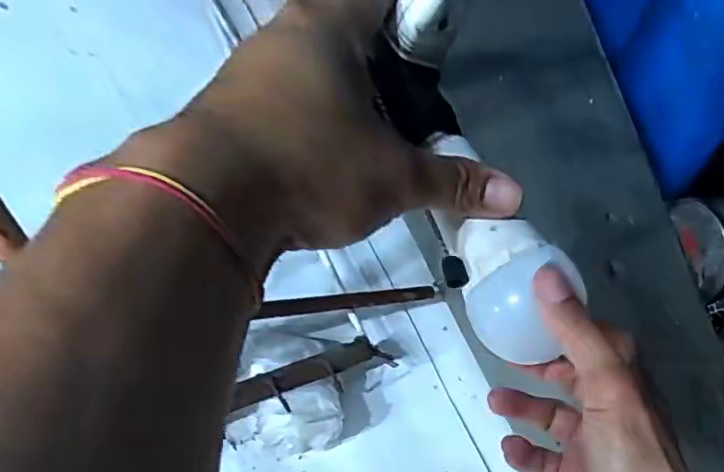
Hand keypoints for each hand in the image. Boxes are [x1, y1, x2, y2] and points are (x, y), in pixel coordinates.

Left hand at [120, 0, 522, 261]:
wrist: (209, 200)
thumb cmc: (311, 166)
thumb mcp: (392, 178)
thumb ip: (451, 182)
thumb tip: (514, 195)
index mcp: (330, 23)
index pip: (386, 0)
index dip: (419, 20)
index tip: (437, 54)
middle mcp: (288, 34)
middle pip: (352, 37)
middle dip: (389, 74)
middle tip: (418, 118)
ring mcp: (255, 74)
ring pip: (320, 77)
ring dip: (352, 108)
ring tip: (381, 153)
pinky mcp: (237, 116)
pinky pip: (294, 110)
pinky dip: (322, 132)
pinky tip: (336, 169)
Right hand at [489, 267, 696, 471]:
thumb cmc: (630, 451)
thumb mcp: (606, 383)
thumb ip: (575, 332)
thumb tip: (546, 274)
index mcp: (622, 381)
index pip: (594, 342)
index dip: (566, 326)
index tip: (529, 313)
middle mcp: (608, 410)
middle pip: (569, 380)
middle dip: (537, 368)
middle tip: (502, 357)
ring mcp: (590, 448)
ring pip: (553, 420)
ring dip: (525, 408)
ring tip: (494, 400)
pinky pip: (544, 461)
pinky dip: (525, 453)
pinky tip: (509, 448)